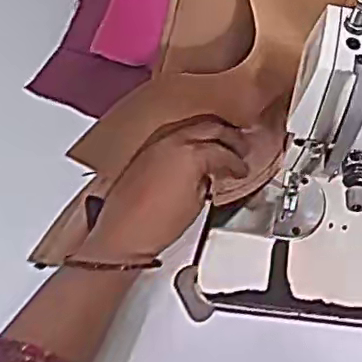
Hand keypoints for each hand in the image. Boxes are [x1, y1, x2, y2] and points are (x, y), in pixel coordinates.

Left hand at [75, 118, 248, 262]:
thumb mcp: (196, 203)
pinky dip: (189, 137)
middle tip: (240, 148)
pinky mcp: (146, 148)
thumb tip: (212, 173)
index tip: (241, 168)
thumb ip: (209, 179)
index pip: (225, 152)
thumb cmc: (153, 226)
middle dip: (230, 138)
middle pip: (212, 128)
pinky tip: (194, 148)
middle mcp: (174, 140)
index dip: (238, 162)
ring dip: (210, 132)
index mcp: (192, 153)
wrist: (120, 237)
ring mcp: (157, 142)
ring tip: (220, 144)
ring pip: (192, 125)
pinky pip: (174, 133)